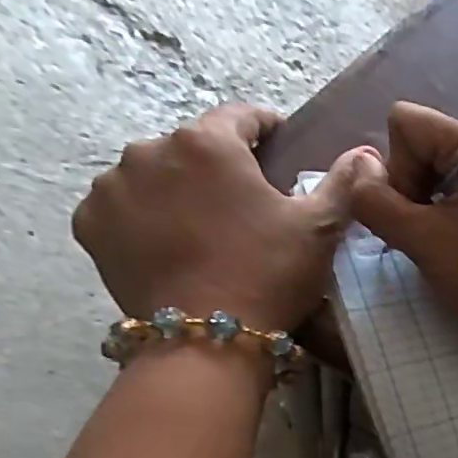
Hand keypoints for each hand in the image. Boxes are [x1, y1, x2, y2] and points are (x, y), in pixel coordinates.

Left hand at [74, 104, 383, 332]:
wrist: (205, 341)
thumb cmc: (268, 275)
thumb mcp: (319, 229)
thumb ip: (343, 183)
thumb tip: (366, 153)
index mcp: (208, 143)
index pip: (241, 116)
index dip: (265, 128)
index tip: (278, 146)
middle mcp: (150, 150)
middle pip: (194, 148)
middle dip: (219, 167)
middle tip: (243, 206)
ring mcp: (113, 187)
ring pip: (154, 175)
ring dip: (178, 190)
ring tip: (202, 230)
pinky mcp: (91, 225)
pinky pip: (123, 207)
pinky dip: (143, 218)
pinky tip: (167, 245)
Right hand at [350, 102, 457, 356]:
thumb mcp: (419, 238)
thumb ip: (375, 200)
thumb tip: (357, 172)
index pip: (408, 122)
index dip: (396, 166)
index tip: (414, 212)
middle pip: (420, 144)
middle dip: (408, 187)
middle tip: (420, 233)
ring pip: (432, 171)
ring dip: (420, 206)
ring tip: (434, 244)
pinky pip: (453, 192)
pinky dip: (438, 216)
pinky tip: (446, 246)